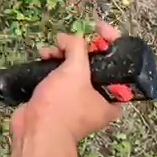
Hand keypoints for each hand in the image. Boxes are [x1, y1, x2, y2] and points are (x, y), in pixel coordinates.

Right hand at [11, 21, 124, 146]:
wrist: (37, 130)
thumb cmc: (63, 105)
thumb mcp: (75, 72)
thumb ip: (78, 49)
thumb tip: (71, 38)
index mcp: (113, 97)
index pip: (120, 63)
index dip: (111, 41)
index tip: (98, 26)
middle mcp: (98, 98)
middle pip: (93, 62)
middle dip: (78, 48)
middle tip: (66, 41)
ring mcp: (76, 98)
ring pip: (73, 67)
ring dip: (61, 54)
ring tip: (48, 51)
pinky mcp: (57, 98)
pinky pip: (59, 74)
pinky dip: (51, 63)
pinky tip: (42, 57)